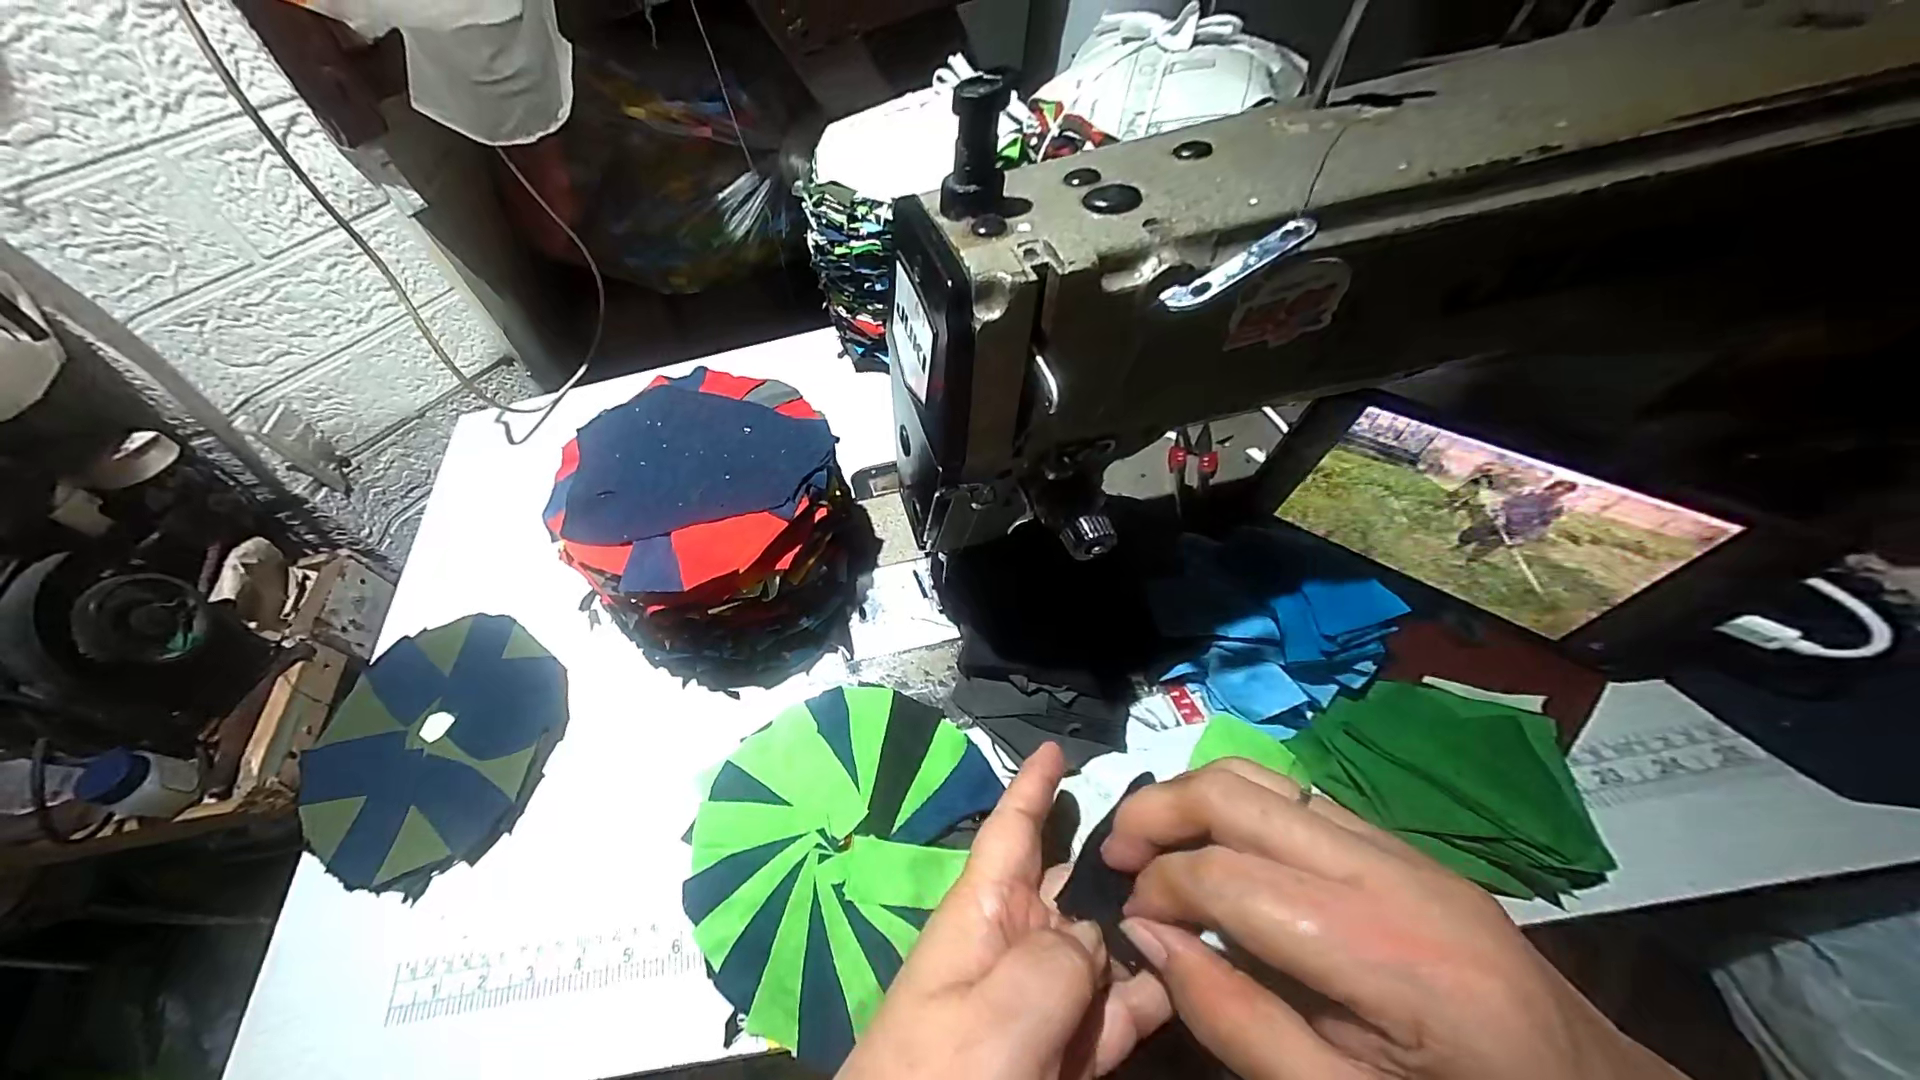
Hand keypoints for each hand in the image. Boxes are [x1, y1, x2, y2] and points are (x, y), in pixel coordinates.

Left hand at [838, 743, 1171, 1079]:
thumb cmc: (937, 1075)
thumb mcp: (991, 1014)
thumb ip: (1055, 960)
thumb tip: (1097, 936)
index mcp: (983, 911)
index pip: (1010, 830)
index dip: (1032, 787)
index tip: (1056, 749)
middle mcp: (1015, 943)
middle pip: (1069, 883)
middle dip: (1113, 859)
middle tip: (1178, 837)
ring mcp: (1041, 1000)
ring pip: (1102, 945)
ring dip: (1143, 927)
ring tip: (1201, 903)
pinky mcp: (1065, 1051)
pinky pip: (1114, 1010)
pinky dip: (1148, 994)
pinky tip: (1190, 977)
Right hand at [1104, 759, 1686, 1079]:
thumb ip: (1236, 1022)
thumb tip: (1148, 939)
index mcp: (1385, 949)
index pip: (1228, 876)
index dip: (1160, 889)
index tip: (1129, 916)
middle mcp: (1387, 867)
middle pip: (1235, 794)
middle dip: (1157, 812)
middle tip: (1117, 854)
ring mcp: (1396, 843)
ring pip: (1259, 773)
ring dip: (1189, 796)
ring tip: (1152, 839)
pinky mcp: (1396, 842)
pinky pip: (1292, 792)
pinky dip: (1232, 804)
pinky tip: (1216, 843)